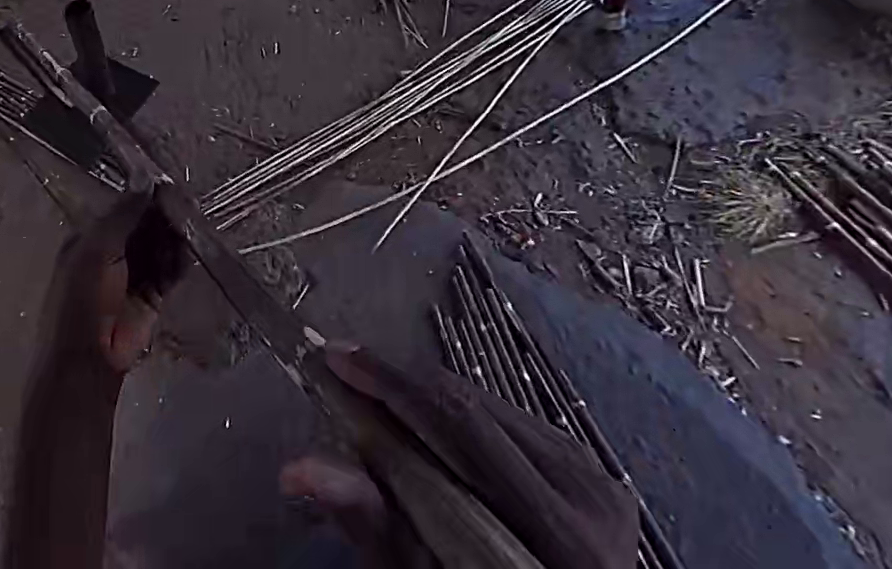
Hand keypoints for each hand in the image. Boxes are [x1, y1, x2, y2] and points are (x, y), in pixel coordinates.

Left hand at [37, 186, 185, 376]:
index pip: (122, 211)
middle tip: (188, 206)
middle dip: (165, 217)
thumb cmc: (84, 299)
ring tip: (191, 228)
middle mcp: (112, 255)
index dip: (145, 198)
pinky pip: (170, 271)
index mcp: (90, 241)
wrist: (89, 359)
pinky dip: (180, 262)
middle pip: (145, 227)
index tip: (169, 188)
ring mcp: (133, 276)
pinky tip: (189, 253)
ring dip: (174, 238)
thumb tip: (146, 181)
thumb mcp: (97, 250)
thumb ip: (122, 216)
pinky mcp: (151, 296)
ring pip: (160, 247)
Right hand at [283, 344, 639, 568]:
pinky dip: (456, 412)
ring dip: (423, 395)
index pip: (458, 425)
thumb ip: (372, 522)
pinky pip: (507, 416)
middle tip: (343, 365)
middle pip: (469, 404)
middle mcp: (587, 489)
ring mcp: (593, 470)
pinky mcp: (587, 459)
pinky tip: (425, 420)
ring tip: (375, 394)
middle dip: (396, 380)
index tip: (335, 356)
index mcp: (555, 536)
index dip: (391, 383)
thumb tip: (298, 468)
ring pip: (486, 401)